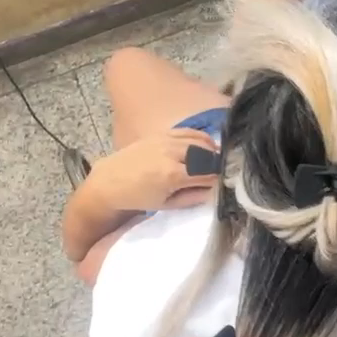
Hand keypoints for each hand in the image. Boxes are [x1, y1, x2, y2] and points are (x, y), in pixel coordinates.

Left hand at [89, 129, 219, 211]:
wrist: (110, 181)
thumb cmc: (138, 198)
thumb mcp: (167, 204)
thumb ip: (193, 197)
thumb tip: (216, 191)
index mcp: (172, 175)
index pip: (208, 174)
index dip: (220, 179)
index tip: (226, 184)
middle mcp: (171, 153)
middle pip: (207, 154)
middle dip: (217, 164)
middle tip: (223, 173)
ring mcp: (166, 140)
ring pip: (200, 141)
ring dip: (212, 151)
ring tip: (216, 161)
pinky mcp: (162, 134)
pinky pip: (188, 132)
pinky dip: (201, 138)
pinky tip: (206, 147)